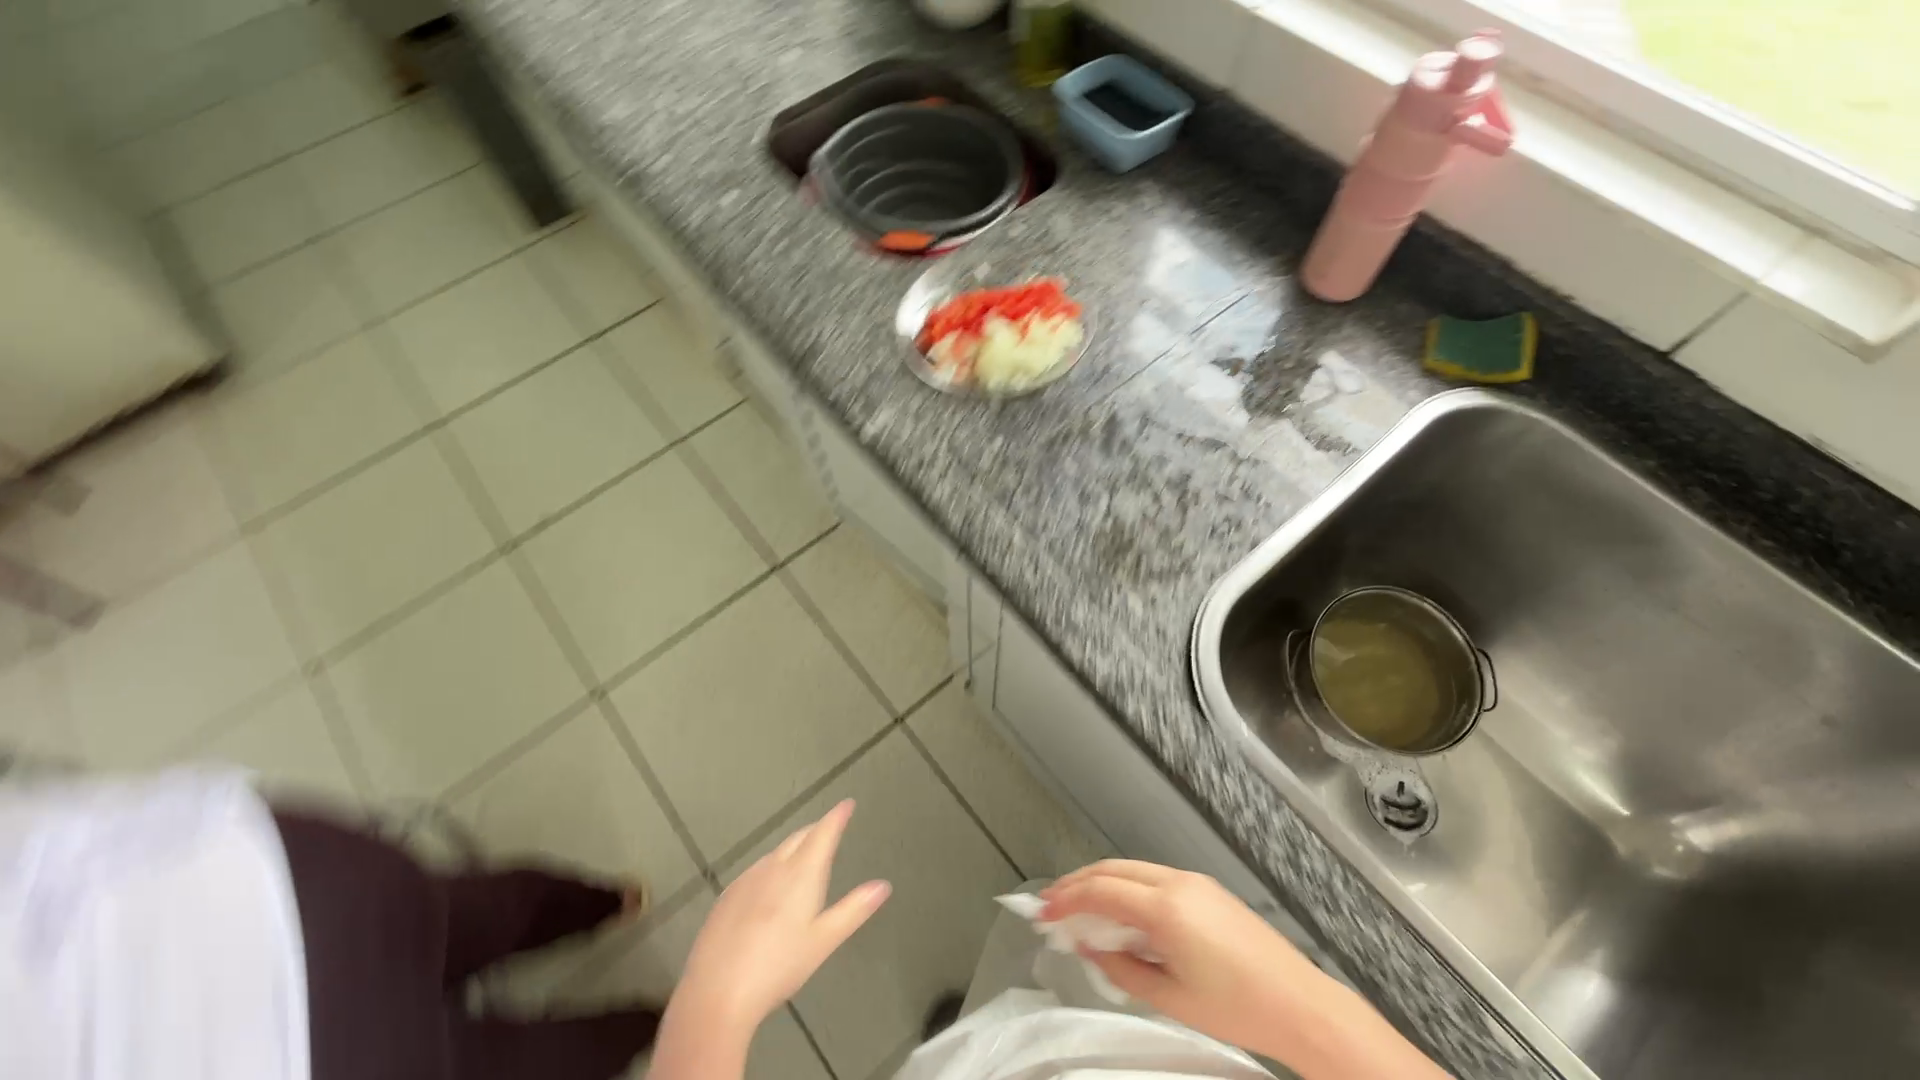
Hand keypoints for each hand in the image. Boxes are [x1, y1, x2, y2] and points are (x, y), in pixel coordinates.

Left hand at [674, 799, 890, 1035]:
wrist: (716, 992)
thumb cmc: (778, 966)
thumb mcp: (823, 941)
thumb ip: (854, 910)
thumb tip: (883, 885)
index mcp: (800, 875)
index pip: (822, 834)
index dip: (837, 817)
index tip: (847, 803)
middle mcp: (772, 869)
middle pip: (798, 839)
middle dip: (816, 830)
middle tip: (829, 828)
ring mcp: (745, 882)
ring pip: (774, 854)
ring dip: (792, 849)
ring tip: (803, 856)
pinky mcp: (725, 899)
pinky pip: (755, 871)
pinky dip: (771, 868)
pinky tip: (769, 888)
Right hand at [1041, 861, 1324, 1059]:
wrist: (1301, 1006)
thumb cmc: (1237, 1008)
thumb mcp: (1169, 998)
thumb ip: (1121, 968)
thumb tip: (1089, 945)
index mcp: (1167, 908)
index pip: (1102, 890)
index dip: (1066, 898)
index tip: (1042, 912)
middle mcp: (1180, 883)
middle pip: (1114, 868)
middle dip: (1078, 882)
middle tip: (1052, 904)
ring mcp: (1197, 883)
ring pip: (1134, 869)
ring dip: (1102, 883)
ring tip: (1079, 908)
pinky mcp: (1209, 891)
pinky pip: (1155, 879)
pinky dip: (1128, 888)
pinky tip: (1120, 913)